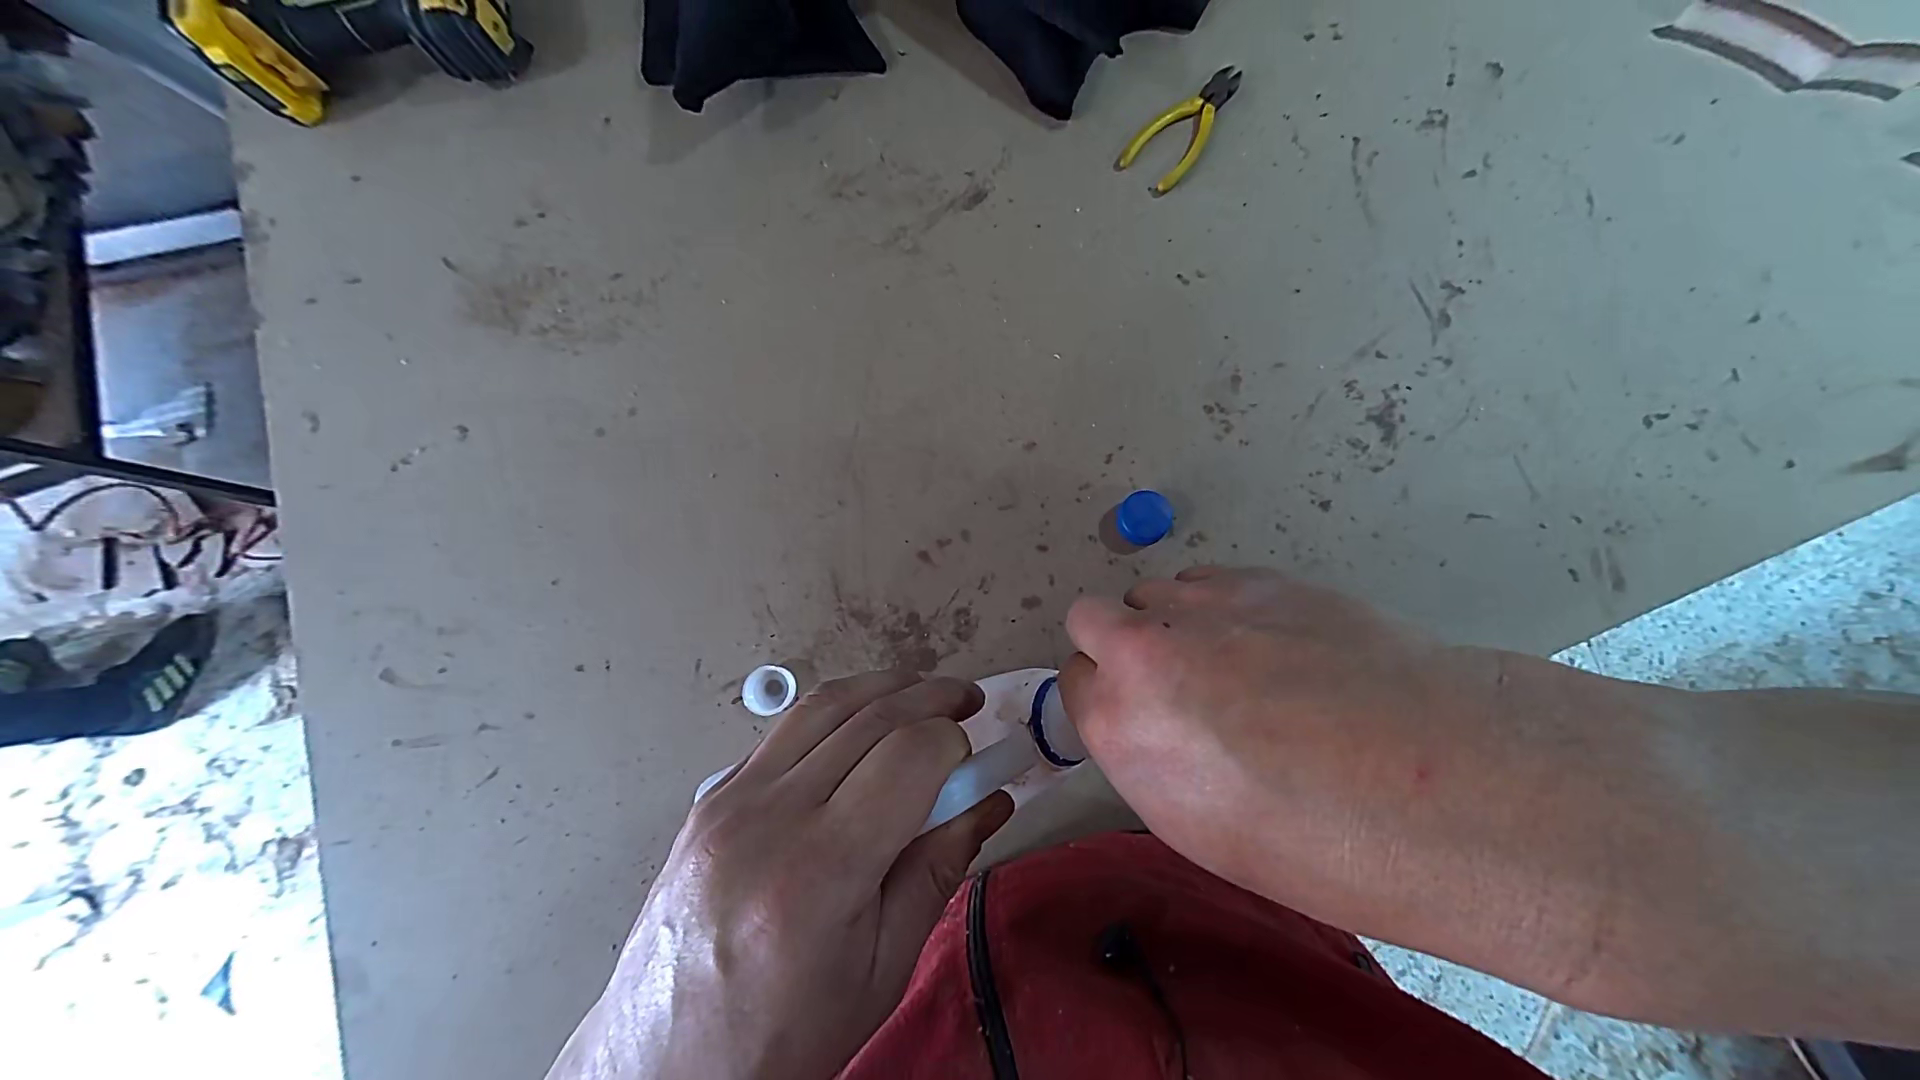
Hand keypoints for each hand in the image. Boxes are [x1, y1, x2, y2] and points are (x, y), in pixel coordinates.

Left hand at [546, 671, 1013, 1079]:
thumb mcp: (882, 967)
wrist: (662, 1062)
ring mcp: (732, 799)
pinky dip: (834, 714)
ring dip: (882, 687)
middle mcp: (771, 816)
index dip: (953, 740)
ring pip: (823, 705)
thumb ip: (937, 870)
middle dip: (930, 696)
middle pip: (869, 717)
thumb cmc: (780, 1034)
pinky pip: (783, 732)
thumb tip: (988, 803)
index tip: (976, 754)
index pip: (907, 756)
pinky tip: (858, 728)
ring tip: (920, 693)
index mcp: (821, 869)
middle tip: (966, 700)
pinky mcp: (711, 796)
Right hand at [1057, 566, 1630, 979]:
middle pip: (1091, 617)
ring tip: (1239, 661)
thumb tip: (1143, 722)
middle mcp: (1144, 653)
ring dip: (1175, 622)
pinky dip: (1225, 606)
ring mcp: (1205, 606)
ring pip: (1154, 593)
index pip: (1071, 680)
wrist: (1460, 790)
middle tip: (1175, 679)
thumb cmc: (1327, 847)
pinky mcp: (1264, 580)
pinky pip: (1210, 580)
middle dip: (1117, 645)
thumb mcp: (1203, 829)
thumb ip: (1147, 757)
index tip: (1137, 712)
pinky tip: (1279, 642)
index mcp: (1121, 727)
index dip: (1103, 697)